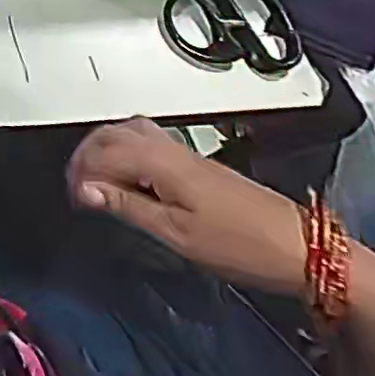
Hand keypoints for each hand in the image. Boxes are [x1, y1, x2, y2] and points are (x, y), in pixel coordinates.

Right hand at [68, 118, 305, 296]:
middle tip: (77, 188)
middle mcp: (165, 145)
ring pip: (125, 130)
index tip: (76, 200)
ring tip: (93, 176)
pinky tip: (123, 167)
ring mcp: (179, 148)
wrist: (298, 245)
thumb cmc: (238, 244)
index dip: (81, 175)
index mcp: (158, 160)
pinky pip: (141, 135)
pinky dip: (120, 145)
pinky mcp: (190, 157)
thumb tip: (86, 191)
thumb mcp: (176, 234)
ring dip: (101, 148)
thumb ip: (126, 207)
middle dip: (85, 157)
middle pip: (109, 134)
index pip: (101, 154)